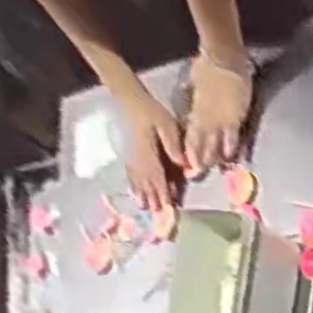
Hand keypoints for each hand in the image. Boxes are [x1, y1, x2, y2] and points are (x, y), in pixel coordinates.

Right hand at [118, 86, 184, 211]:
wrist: (131, 99)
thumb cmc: (152, 112)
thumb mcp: (168, 126)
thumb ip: (175, 145)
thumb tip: (182, 164)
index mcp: (147, 149)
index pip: (156, 175)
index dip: (162, 191)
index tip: (167, 206)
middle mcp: (137, 154)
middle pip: (145, 179)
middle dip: (151, 197)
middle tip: (156, 213)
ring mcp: (131, 152)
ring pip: (137, 177)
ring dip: (141, 193)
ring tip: (144, 207)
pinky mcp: (130, 151)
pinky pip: (130, 170)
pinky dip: (133, 182)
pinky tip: (134, 192)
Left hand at [185, 51, 252, 171]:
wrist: (224, 59)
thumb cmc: (207, 67)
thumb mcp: (193, 84)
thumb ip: (193, 102)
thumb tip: (191, 116)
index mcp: (196, 108)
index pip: (190, 134)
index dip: (188, 149)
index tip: (185, 163)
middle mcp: (207, 117)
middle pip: (202, 143)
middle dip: (199, 160)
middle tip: (196, 174)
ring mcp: (223, 119)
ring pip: (217, 143)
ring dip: (215, 158)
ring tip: (214, 170)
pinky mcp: (237, 118)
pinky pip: (234, 137)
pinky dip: (233, 149)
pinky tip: (234, 159)